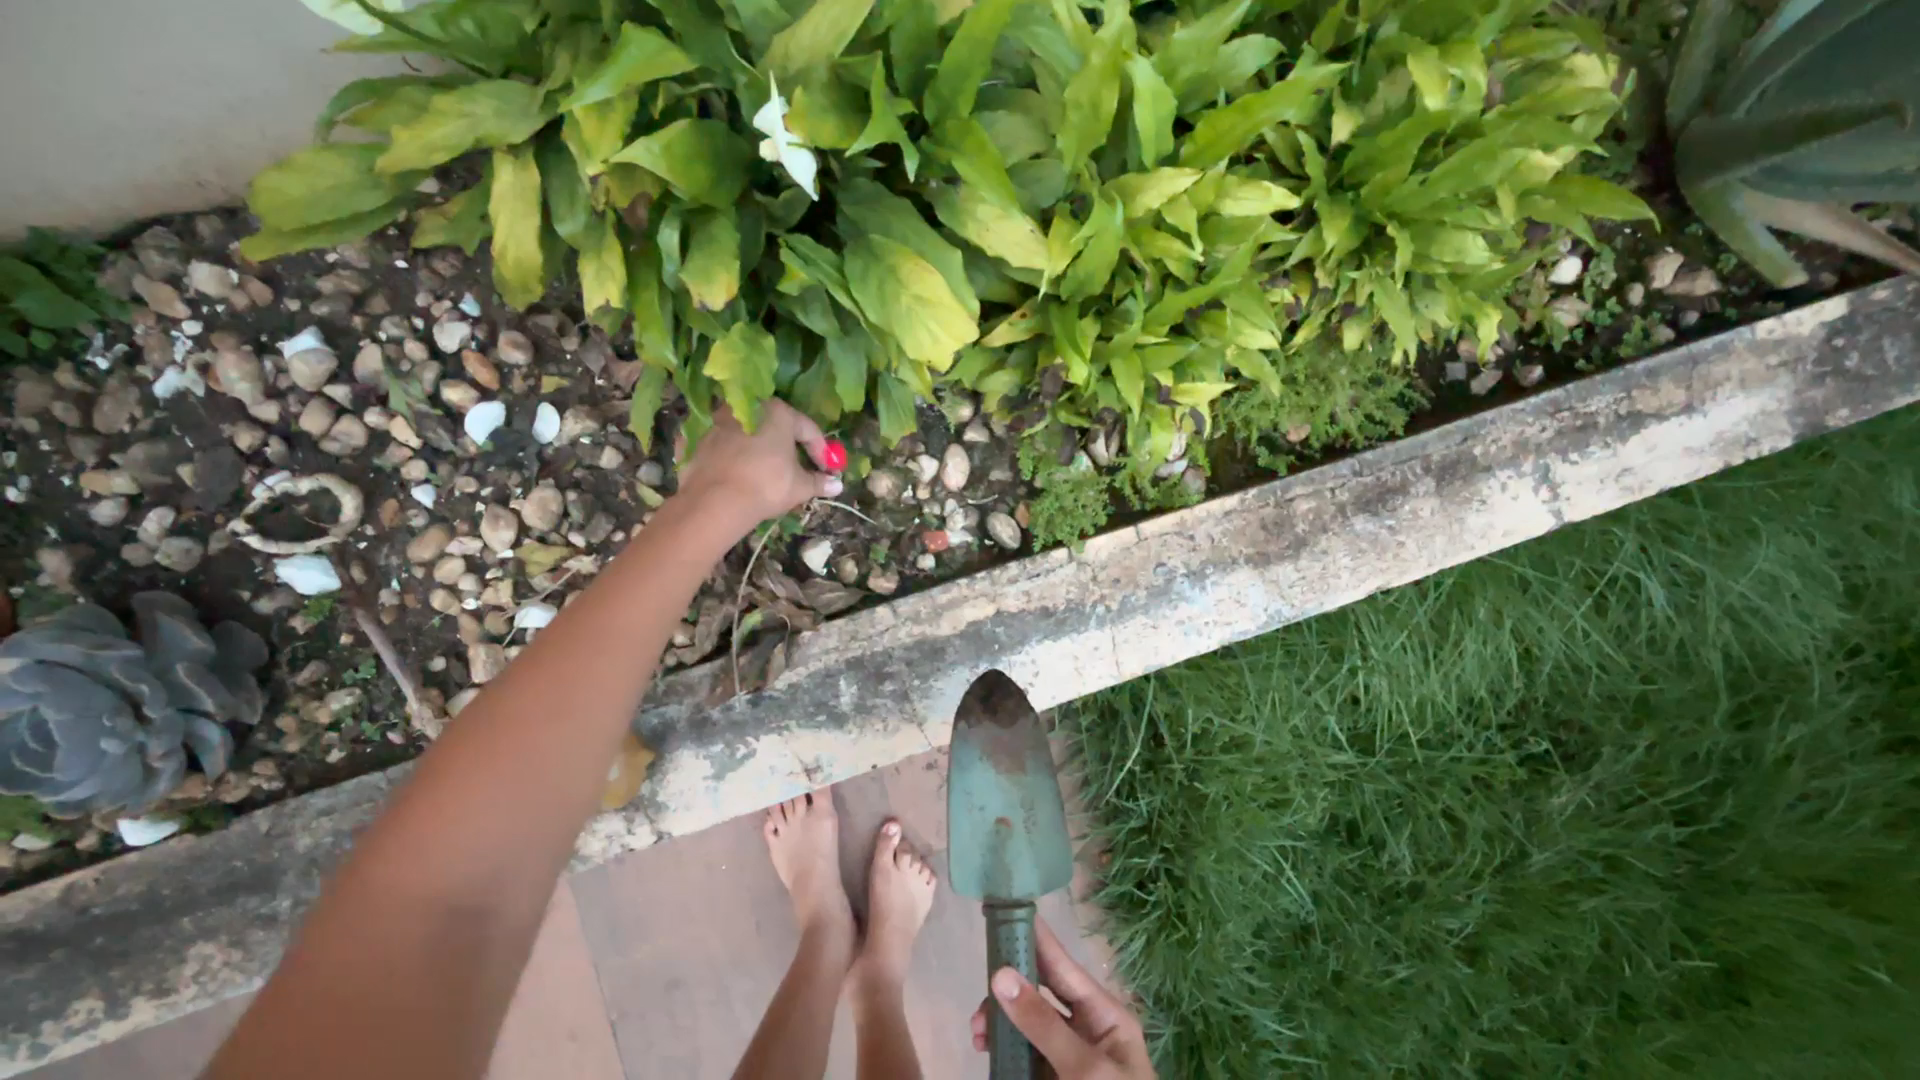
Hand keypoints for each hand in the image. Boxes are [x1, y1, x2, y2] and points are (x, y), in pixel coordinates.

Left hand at [674, 401, 841, 532]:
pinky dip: (739, 456)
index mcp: (778, 412)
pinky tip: (744, 473)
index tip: (828, 469)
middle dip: (790, 446)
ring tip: (770, 471)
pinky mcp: (702, 439)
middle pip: (777, 427)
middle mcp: (750, 410)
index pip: (808, 429)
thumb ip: (819, 482)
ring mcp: (722, 422)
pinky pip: (730, 445)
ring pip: (751, 434)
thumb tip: (837, 485)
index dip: (821, 452)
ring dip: (763, 449)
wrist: (716, 501)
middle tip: (800, 467)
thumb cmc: (767, 485)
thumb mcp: (800, 486)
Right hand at [970, 919, 1153, 1078]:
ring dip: (1000, 1023)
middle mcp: (1086, 1029)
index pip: (1063, 965)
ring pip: (1025, 1024)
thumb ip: (1042, 1023)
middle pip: (1039, 992)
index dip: (1036, 938)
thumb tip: (1001, 973)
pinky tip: (988, 1054)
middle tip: (980, 1006)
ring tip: (979, 1038)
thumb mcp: (1084, 1067)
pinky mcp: (1053, 1079)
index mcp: (1104, 1014)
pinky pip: (1023, 1054)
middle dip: (1006, 990)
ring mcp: (1069, 1057)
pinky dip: (1004, 1050)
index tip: (1007, 911)